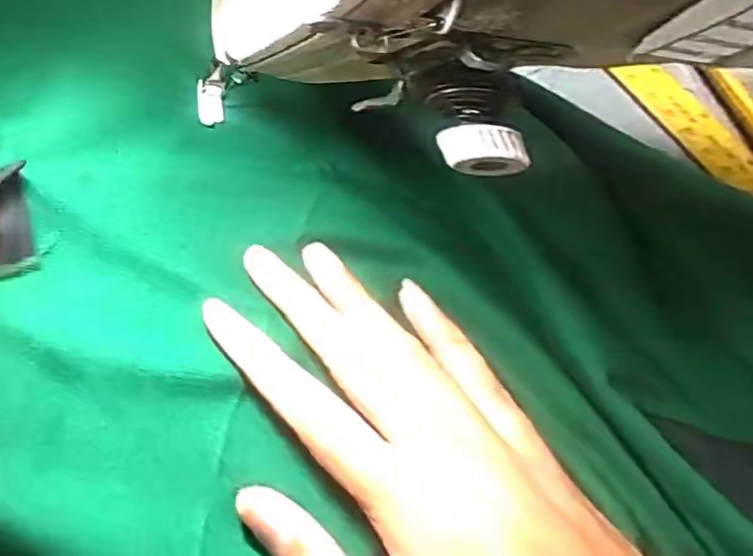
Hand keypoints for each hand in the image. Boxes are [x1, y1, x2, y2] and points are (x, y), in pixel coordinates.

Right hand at [203, 244, 637, 555]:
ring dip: (359, 299)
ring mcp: (493, 444)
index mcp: (407, 495)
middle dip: (301, 303)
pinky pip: (481, 377)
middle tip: (260, 258)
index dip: (256, 356)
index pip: (308, 407)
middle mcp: (444, 451)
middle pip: (356, 359)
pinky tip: (416, 295)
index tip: (217, 310)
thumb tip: (247, 498)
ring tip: (320, 255)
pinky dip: (446, 333)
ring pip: (410, 351)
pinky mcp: (535, 453)